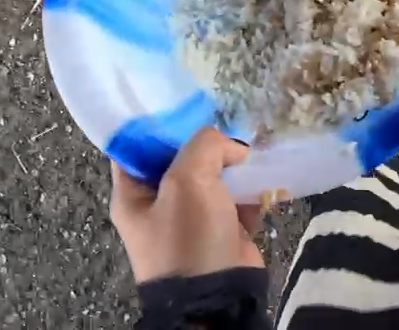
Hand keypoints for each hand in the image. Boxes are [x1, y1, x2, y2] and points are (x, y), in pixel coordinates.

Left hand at [110, 129, 262, 282]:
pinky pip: (236, 194)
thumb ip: (205, 145)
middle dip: (210, 142)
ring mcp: (192, 216)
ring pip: (215, 173)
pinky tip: (264, 177)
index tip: (191, 102)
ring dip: (236, 163)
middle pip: (184, 155)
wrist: (217, 296)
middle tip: (232, 126)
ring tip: (255, 150)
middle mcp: (159, 203)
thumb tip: (230, 147)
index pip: (139, 146)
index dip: (161, 122)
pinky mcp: (222, 226)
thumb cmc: (188, 237)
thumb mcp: (188, 180)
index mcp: (134, 194)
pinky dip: (251, 185)